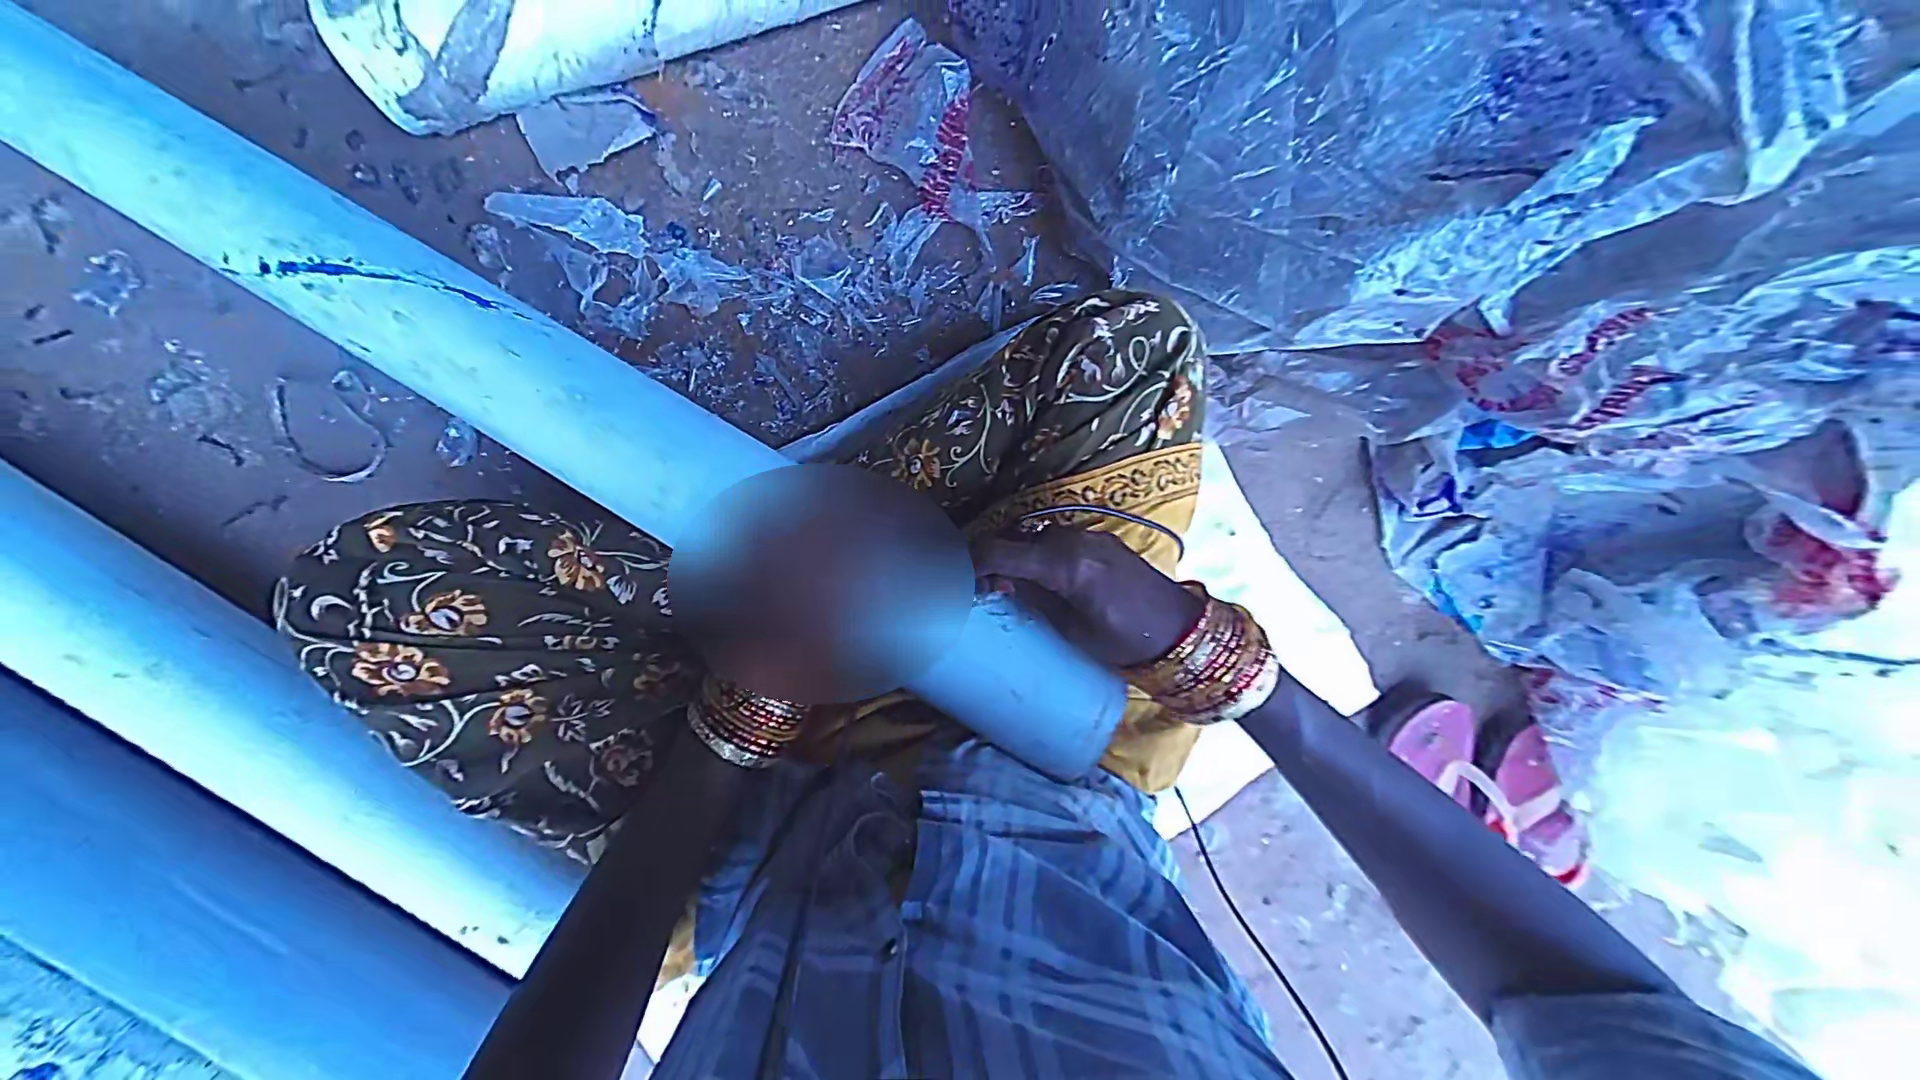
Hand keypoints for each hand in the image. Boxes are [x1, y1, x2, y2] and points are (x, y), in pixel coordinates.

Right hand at [971, 527, 1205, 667]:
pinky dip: (1035, 555)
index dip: (969, 563)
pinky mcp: (1095, 538)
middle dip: (990, 560)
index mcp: (1063, 564)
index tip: (957, 582)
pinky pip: (1053, 540)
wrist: (1179, 626)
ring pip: (1031, 538)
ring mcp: (1085, 535)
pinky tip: (1038, 579)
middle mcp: (1071, 540)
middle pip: (1011, 538)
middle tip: (985, 591)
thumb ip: (1034, 601)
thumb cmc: (1126, 639)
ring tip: (1010, 588)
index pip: (998, 550)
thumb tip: (1001, 585)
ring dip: (1014, 557)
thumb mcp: (1072, 631)